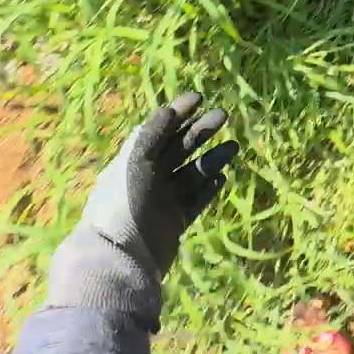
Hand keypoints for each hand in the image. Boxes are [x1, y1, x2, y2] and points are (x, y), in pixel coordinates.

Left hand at [46, 92, 239, 326]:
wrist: (120, 257)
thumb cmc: (123, 203)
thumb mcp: (134, 162)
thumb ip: (151, 134)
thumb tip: (169, 109)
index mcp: (134, 162)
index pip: (159, 131)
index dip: (179, 113)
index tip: (200, 97)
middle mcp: (149, 179)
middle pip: (179, 149)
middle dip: (201, 131)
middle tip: (224, 115)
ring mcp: (163, 201)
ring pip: (192, 173)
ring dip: (212, 158)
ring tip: (234, 147)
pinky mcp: (175, 222)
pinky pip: (196, 200)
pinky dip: (208, 188)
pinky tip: (222, 177)